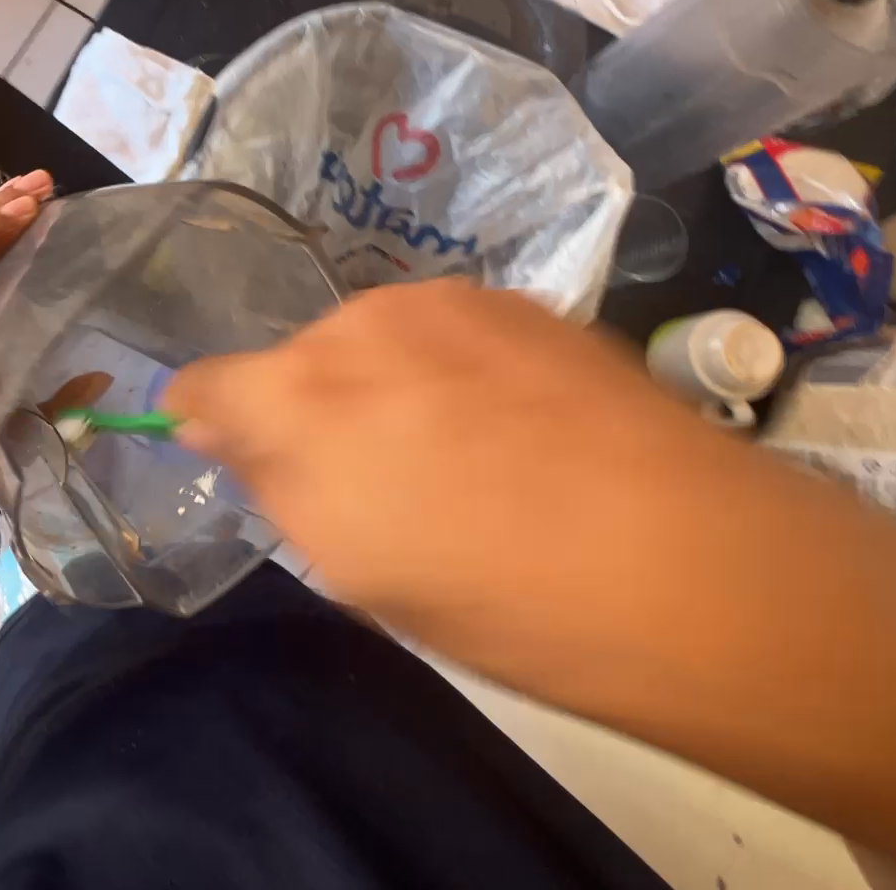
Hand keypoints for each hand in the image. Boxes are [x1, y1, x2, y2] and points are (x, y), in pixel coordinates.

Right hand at [161, 278, 895, 679]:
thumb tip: (218, 431)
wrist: (695, 566)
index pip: (204, 382)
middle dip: (302, 410)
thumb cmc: (493, 594)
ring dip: (373, 386)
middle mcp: (359, 323)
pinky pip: (436, 333)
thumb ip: (268, 481)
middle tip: (363, 478)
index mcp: (299, 392)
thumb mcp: (347, 563)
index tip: (219, 448)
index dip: (200, 416)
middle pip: (291, 361)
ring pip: (366, 342)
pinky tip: (502, 426)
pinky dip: (439, 371)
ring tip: (445, 452)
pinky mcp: (517, 301)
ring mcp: (444, 302)